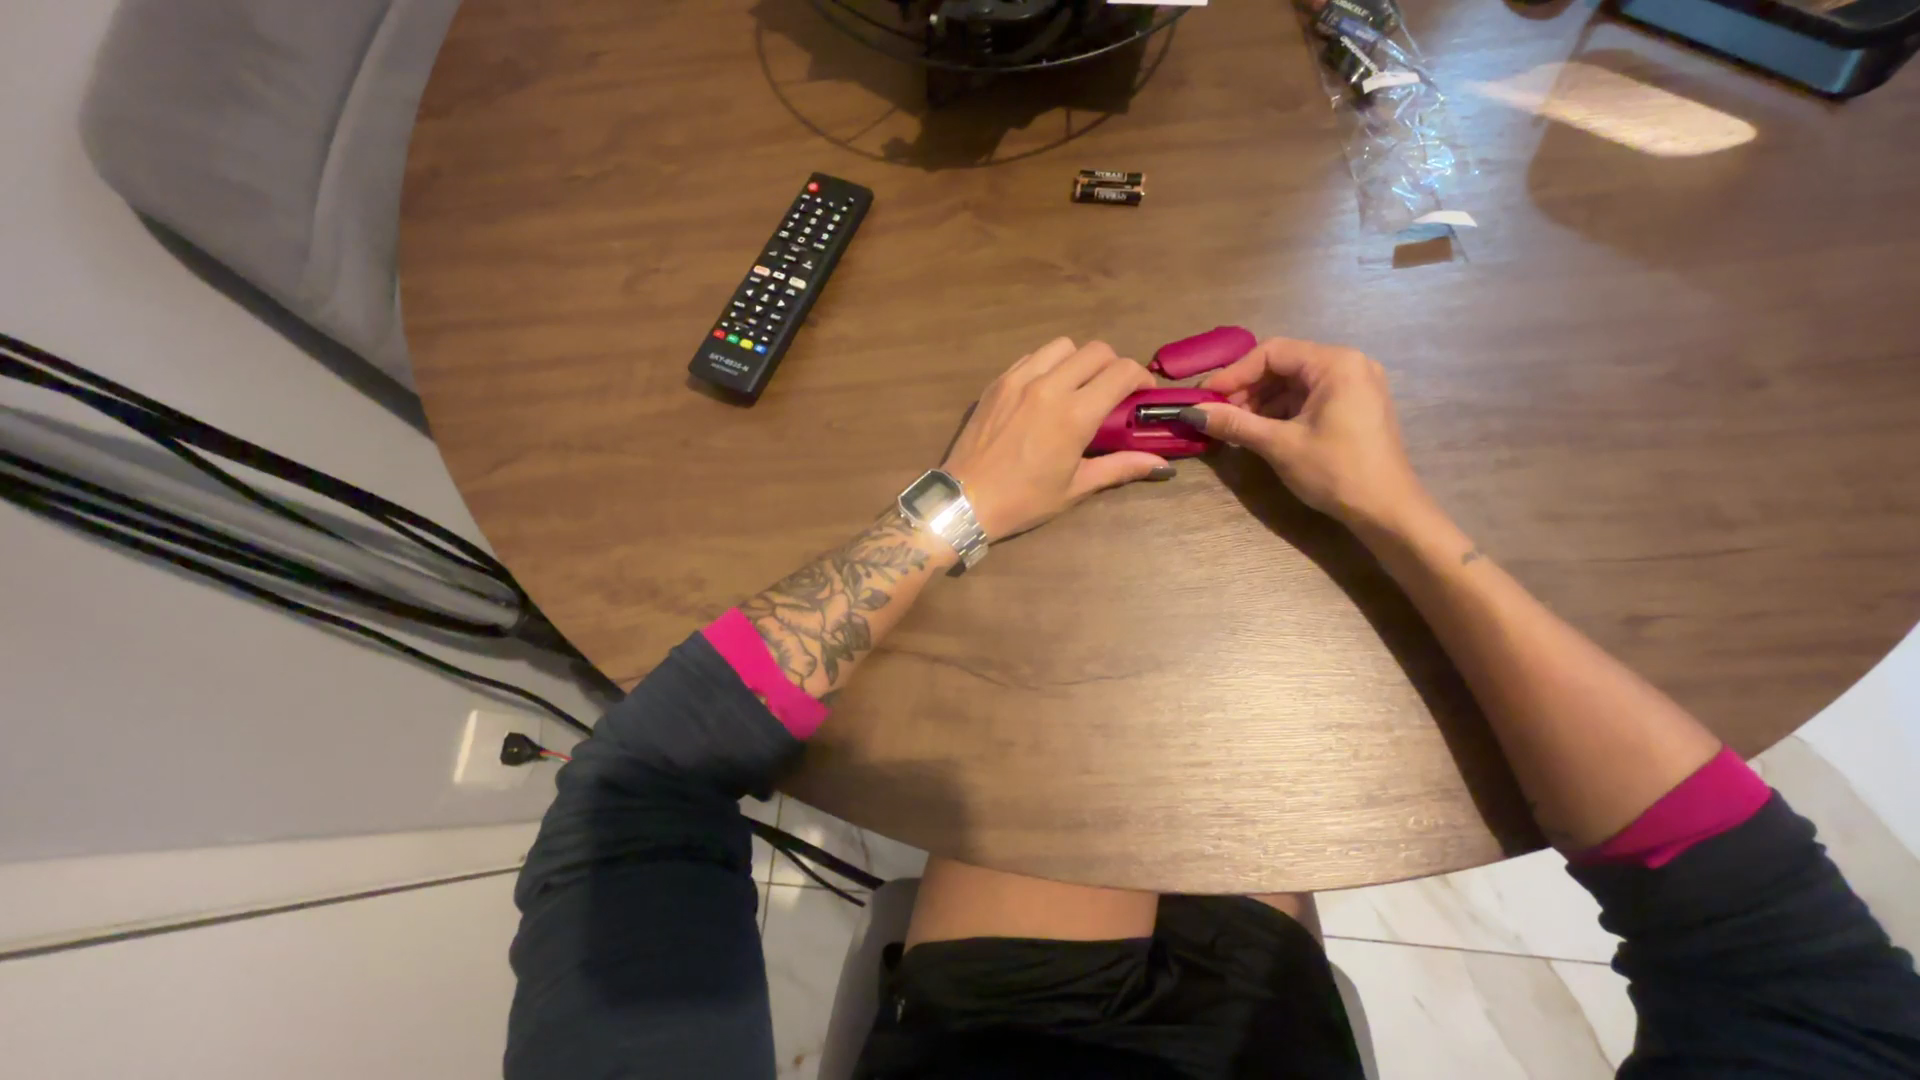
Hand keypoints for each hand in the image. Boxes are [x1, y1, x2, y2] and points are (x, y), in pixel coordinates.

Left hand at [942, 337, 1174, 539]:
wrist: (966, 501)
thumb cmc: (1023, 500)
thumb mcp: (1075, 487)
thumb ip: (1120, 467)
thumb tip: (1161, 463)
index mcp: (1075, 415)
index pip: (1121, 372)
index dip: (1141, 378)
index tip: (1142, 393)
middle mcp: (1050, 387)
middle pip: (1096, 350)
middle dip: (1113, 365)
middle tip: (1112, 391)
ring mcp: (1019, 380)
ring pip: (1062, 346)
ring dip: (1079, 360)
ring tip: (1078, 386)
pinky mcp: (998, 382)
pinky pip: (1032, 357)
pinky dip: (1048, 365)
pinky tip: (1046, 391)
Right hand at [1181, 337, 1428, 529]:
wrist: (1386, 510)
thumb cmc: (1335, 471)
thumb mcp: (1279, 445)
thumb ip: (1235, 423)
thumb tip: (1192, 413)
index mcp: (1335, 363)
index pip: (1272, 352)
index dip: (1233, 373)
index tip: (1204, 396)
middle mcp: (1348, 365)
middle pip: (1283, 365)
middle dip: (1246, 389)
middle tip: (1216, 414)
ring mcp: (1354, 385)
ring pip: (1293, 384)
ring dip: (1260, 402)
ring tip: (1232, 426)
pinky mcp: (1353, 406)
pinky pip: (1307, 398)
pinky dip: (1280, 412)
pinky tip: (1258, 431)